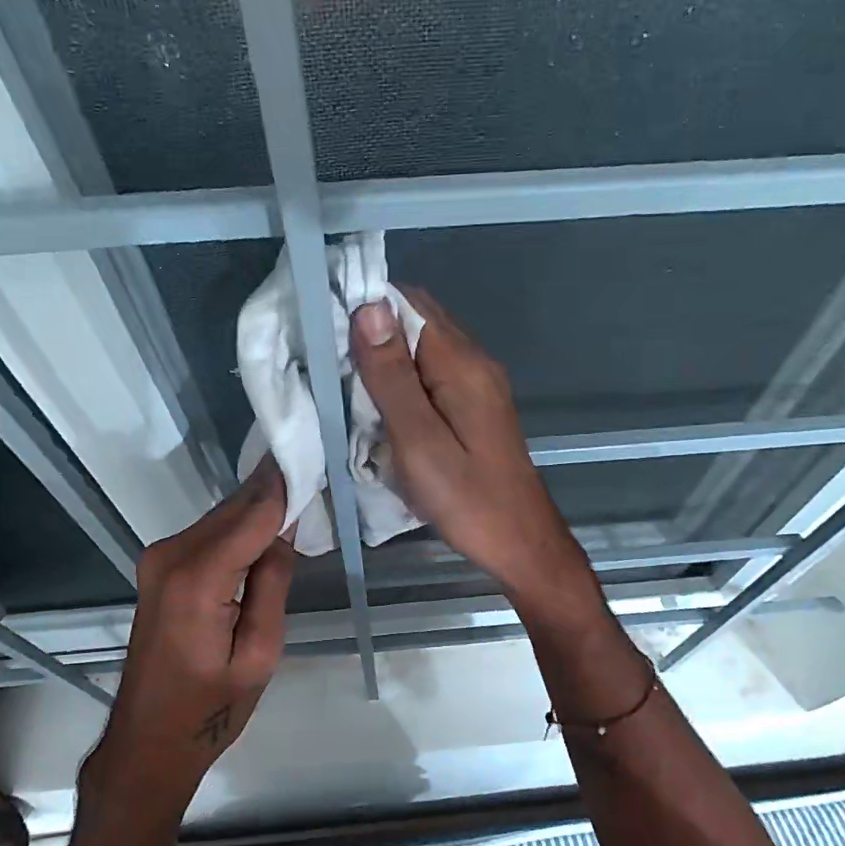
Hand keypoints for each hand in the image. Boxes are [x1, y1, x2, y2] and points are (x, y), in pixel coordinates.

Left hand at [85, 459, 296, 794]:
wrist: (149, 740)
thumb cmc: (210, 708)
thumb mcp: (260, 654)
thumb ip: (273, 585)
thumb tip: (285, 531)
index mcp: (197, 578)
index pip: (254, 514)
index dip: (287, 486)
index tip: (317, 454)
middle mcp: (171, 555)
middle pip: (236, 508)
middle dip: (276, 490)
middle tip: (318, 468)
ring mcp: (159, 559)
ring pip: (224, 517)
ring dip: (260, 507)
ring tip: (303, 492)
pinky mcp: (160, 567)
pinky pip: (211, 534)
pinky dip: (242, 527)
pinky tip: (271, 525)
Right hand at [351, 289, 591, 601]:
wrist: (520, 542)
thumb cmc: (467, 499)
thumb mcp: (419, 441)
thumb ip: (392, 376)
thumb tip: (369, 308)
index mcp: (462, 364)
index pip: (409, 303)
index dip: (365, 304)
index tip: (324, 324)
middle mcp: (475, 361)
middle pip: (418, 319)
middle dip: (372, 329)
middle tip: (330, 358)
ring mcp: (479, 383)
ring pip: (425, 346)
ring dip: (386, 355)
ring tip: (347, 381)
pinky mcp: (476, 405)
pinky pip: (434, 372)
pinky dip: (404, 377)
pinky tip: (381, 404)